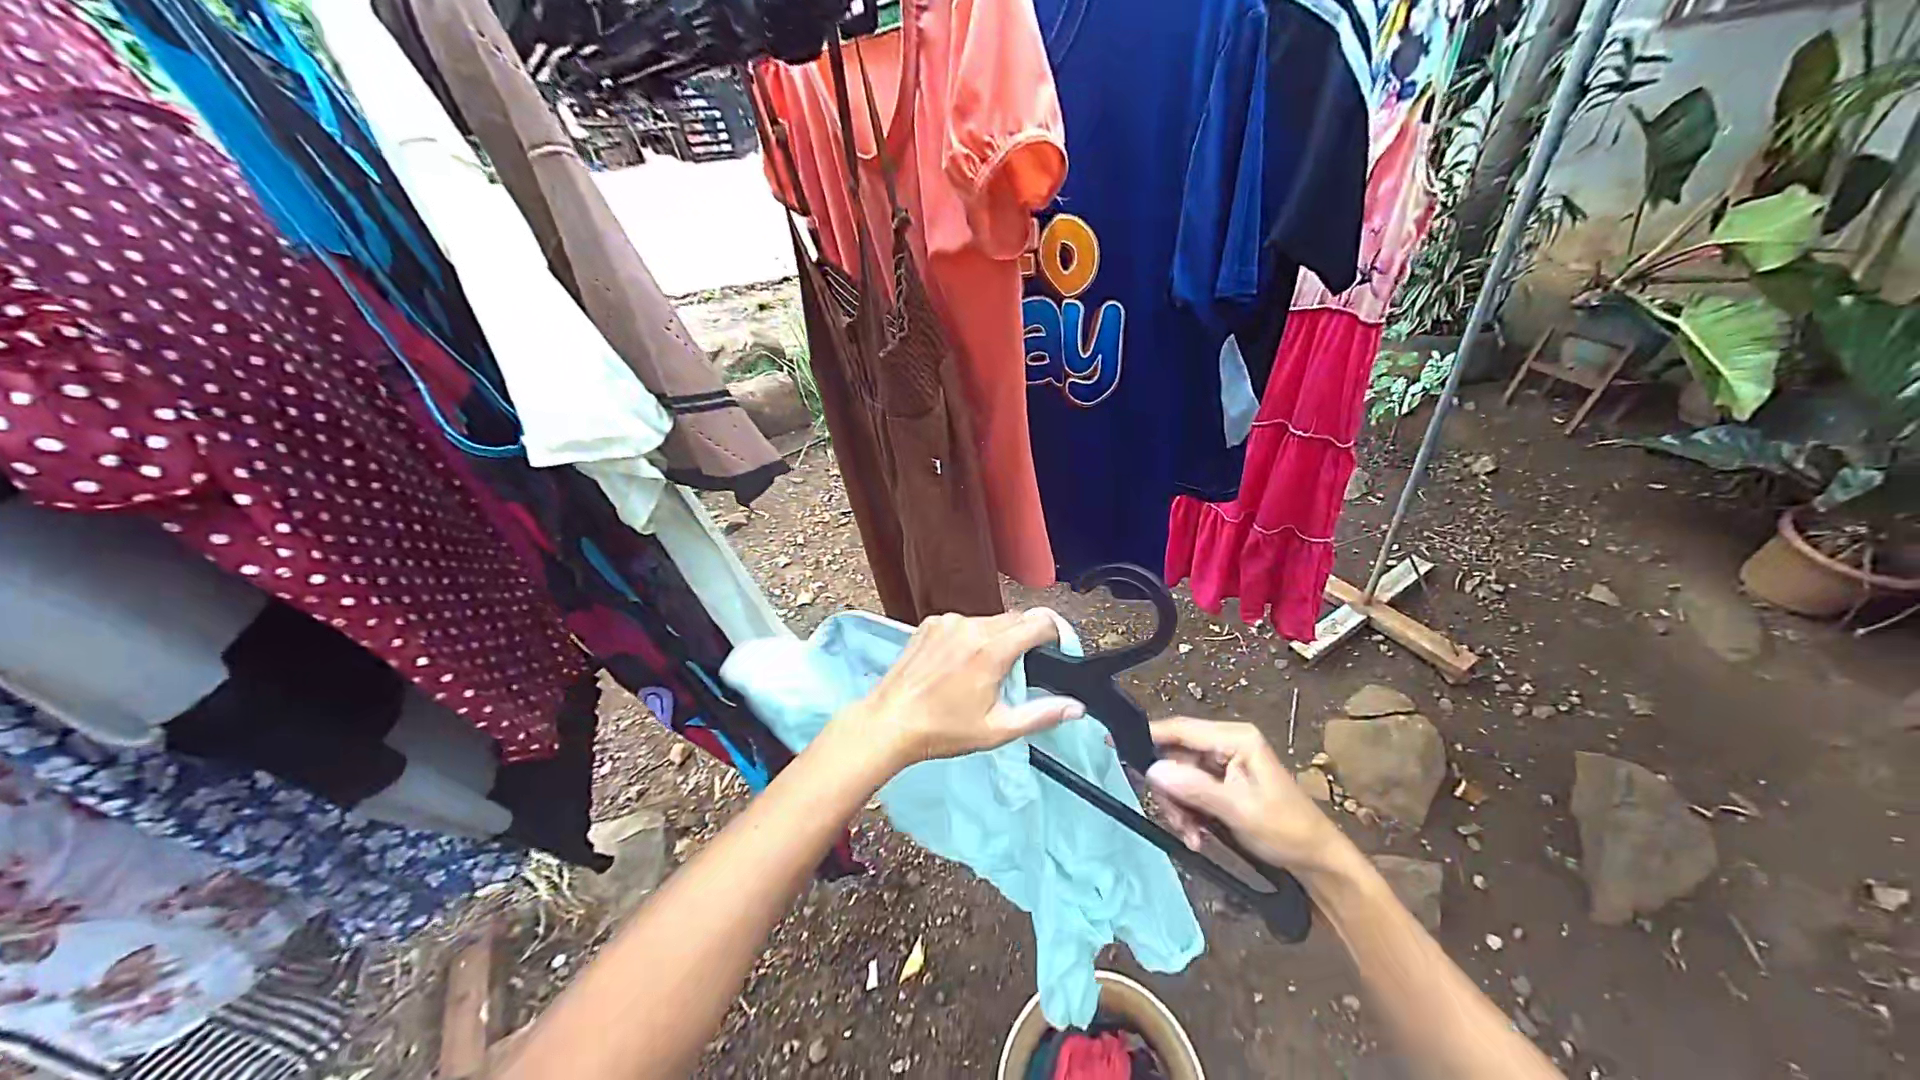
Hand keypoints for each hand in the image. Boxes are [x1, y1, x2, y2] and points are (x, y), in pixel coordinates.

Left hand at [840, 610, 1083, 770]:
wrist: (889, 723)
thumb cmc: (940, 730)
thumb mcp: (997, 729)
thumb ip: (1042, 714)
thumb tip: (1075, 707)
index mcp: (991, 650)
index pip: (1039, 622)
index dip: (1057, 633)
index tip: (1059, 649)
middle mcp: (970, 627)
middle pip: (1016, 619)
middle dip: (1028, 638)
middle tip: (1024, 669)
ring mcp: (947, 622)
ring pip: (990, 620)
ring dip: (998, 638)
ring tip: (987, 672)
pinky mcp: (930, 624)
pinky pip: (964, 623)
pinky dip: (971, 637)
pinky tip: (961, 664)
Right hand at [1144, 717, 1351, 875]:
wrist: (1318, 863)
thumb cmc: (1287, 831)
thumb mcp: (1239, 810)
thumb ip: (1194, 788)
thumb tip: (1154, 770)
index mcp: (1235, 739)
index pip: (1180, 730)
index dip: (1147, 736)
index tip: (1115, 744)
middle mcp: (1227, 745)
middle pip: (1175, 757)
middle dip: (1172, 792)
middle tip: (1179, 822)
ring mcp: (1224, 765)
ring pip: (1180, 778)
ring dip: (1180, 809)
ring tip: (1193, 836)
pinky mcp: (1222, 785)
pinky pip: (1191, 792)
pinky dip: (1189, 814)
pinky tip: (1199, 836)